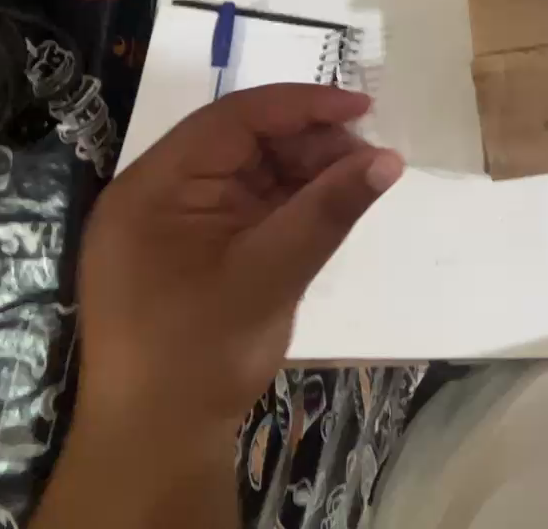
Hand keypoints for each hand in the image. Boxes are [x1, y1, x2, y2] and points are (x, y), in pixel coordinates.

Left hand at [73, 85, 403, 435]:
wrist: (158, 441)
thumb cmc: (201, 352)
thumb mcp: (271, 273)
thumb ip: (329, 209)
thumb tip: (391, 158)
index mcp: (156, 186)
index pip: (234, 119)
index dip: (302, 105)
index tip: (363, 108)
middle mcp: (162, 191)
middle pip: (245, 139)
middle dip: (311, 141)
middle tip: (368, 158)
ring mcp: (181, 218)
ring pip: (255, 167)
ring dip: (308, 169)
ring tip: (357, 182)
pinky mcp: (202, 242)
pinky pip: (255, 199)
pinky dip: (296, 197)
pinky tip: (332, 202)